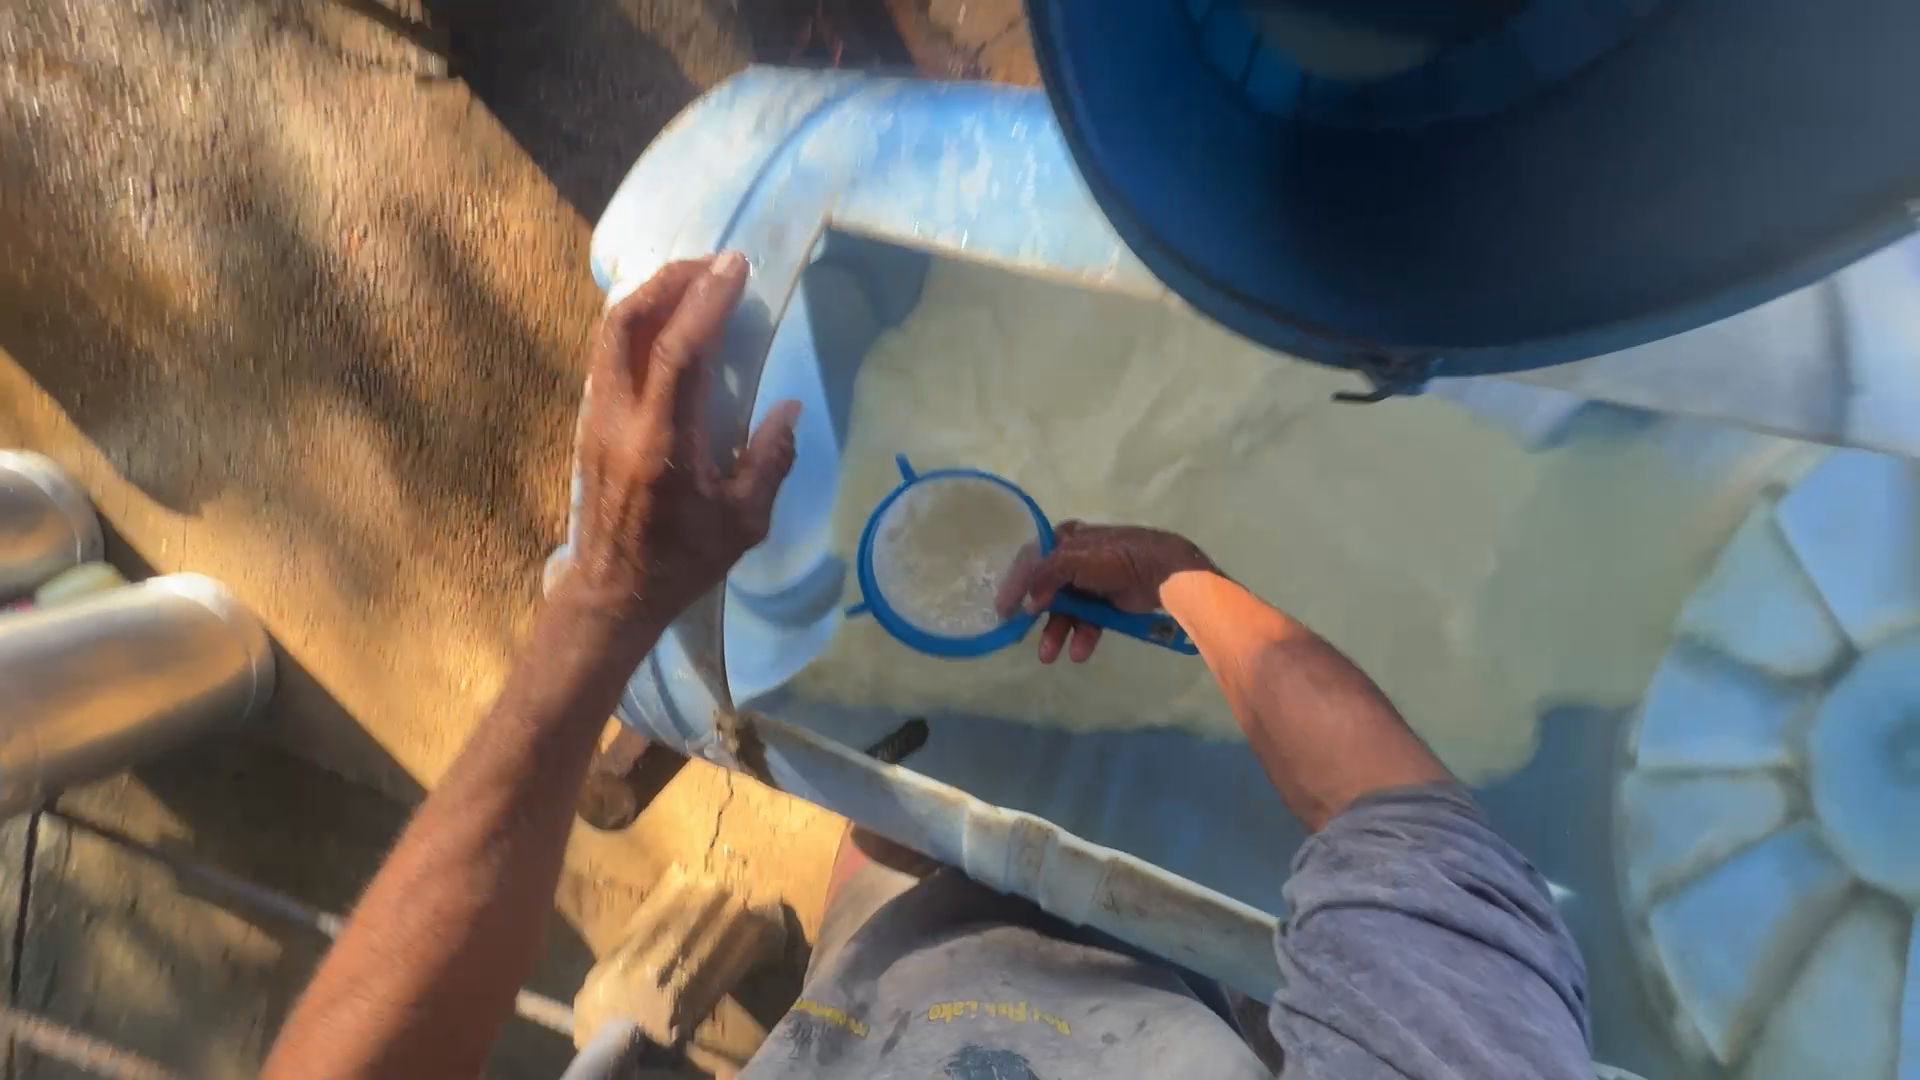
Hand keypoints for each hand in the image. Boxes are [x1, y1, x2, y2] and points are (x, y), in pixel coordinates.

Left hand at [560, 253, 799, 643]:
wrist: (614, 591)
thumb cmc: (685, 561)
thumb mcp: (745, 522)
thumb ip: (770, 460)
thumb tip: (788, 410)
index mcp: (663, 444)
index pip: (679, 352)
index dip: (707, 301)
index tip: (736, 267)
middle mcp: (620, 418)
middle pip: (627, 324)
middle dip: (669, 281)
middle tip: (713, 264)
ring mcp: (597, 417)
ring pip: (609, 333)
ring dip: (650, 296)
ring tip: (692, 281)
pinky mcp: (591, 422)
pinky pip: (608, 353)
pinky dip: (636, 322)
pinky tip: (666, 321)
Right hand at [997, 522, 1216, 663]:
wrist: (1159, 571)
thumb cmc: (1111, 557)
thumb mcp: (1070, 559)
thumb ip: (1043, 578)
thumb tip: (1029, 604)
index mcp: (1064, 540)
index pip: (1031, 563)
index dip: (1016, 585)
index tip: (1003, 609)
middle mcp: (1074, 560)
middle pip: (1047, 591)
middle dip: (1037, 616)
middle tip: (1021, 635)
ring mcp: (1091, 583)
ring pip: (1066, 611)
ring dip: (1057, 632)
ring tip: (1049, 656)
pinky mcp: (1106, 602)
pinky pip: (1088, 621)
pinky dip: (1082, 636)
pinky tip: (1079, 652)